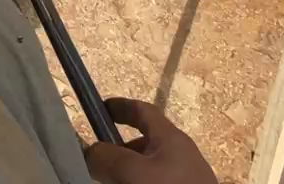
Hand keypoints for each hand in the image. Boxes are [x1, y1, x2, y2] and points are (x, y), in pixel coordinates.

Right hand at [85, 98, 217, 183]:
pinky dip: (144, 183)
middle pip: (148, 142)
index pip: (143, 110)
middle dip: (121, 148)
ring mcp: (192, 181)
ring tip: (114, 182)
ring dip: (131, 172)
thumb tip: (91, 153)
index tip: (97, 109)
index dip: (119, 106)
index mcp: (173, 139)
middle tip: (101, 160)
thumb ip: (104, 156)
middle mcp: (186, 157)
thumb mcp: (129, 172)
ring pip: (154, 168)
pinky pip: (162, 183)